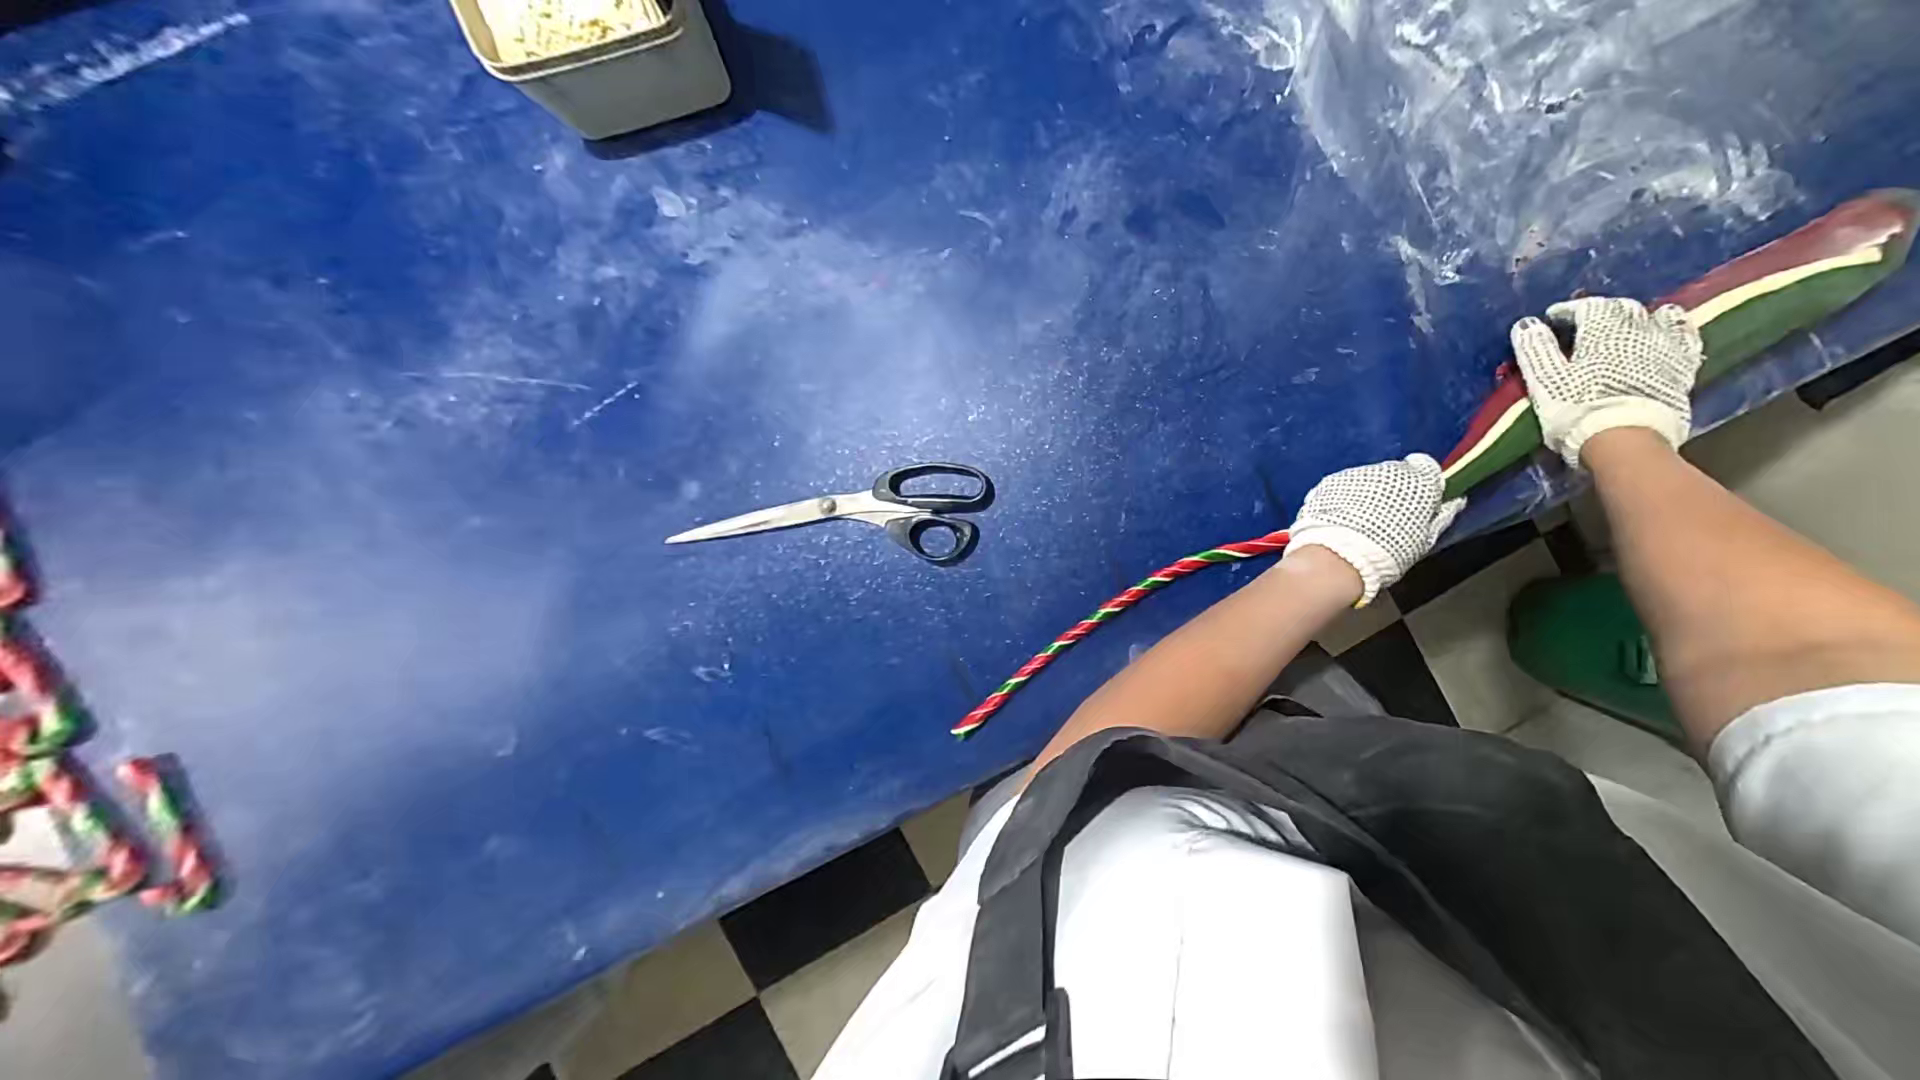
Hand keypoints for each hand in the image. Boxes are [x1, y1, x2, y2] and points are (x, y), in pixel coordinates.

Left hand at [1285, 454, 1463, 605]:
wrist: (1338, 555)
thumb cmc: (1388, 550)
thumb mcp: (1424, 538)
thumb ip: (1440, 516)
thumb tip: (1453, 503)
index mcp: (1417, 480)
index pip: (1425, 468)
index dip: (1421, 484)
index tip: (1416, 501)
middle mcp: (1385, 469)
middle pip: (1392, 474)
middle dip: (1391, 491)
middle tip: (1385, 518)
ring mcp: (1353, 474)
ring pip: (1364, 480)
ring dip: (1364, 494)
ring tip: (1358, 522)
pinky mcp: (1327, 483)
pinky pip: (1340, 487)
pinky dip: (1340, 499)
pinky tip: (1338, 520)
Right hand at [1510, 297, 1703, 467]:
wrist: (1626, 438)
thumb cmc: (1578, 408)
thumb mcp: (1545, 380)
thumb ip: (1535, 349)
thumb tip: (1526, 323)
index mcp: (1603, 331)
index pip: (1588, 307)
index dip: (1568, 309)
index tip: (1551, 317)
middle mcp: (1639, 331)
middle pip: (1624, 309)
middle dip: (1602, 310)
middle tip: (1584, 320)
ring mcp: (1667, 348)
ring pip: (1660, 318)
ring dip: (1642, 316)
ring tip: (1630, 322)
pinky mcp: (1684, 367)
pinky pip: (1686, 339)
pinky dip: (1676, 331)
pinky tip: (1670, 334)